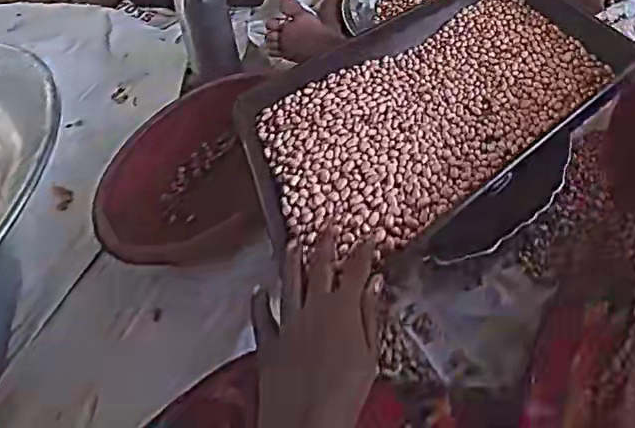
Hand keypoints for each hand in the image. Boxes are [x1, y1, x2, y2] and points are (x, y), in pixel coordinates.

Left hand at [253, 231, 384, 427]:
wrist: (305, 425)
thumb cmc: (344, 395)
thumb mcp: (370, 356)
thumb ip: (370, 316)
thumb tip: (375, 284)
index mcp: (343, 308)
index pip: (356, 270)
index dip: (363, 251)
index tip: (368, 237)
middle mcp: (315, 307)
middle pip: (321, 267)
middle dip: (326, 244)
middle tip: (328, 227)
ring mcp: (289, 323)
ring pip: (290, 282)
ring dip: (292, 260)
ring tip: (293, 242)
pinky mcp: (269, 344)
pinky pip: (262, 316)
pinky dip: (259, 301)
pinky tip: (259, 290)